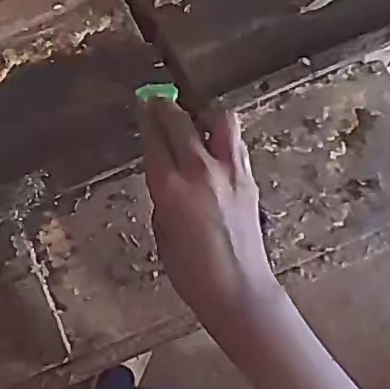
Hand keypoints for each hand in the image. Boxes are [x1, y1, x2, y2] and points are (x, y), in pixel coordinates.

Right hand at [138, 97, 275, 324]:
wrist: (237, 288)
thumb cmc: (189, 270)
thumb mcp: (161, 229)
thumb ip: (162, 196)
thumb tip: (167, 176)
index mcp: (169, 188)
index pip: (154, 139)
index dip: (146, 118)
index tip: (141, 105)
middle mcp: (199, 171)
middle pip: (181, 122)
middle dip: (166, 107)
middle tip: (158, 101)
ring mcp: (229, 172)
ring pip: (220, 120)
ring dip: (203, 114)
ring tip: (194, 119)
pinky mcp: (248, 179)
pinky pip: (234, 143)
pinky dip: (221, 137)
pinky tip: (213, 146)